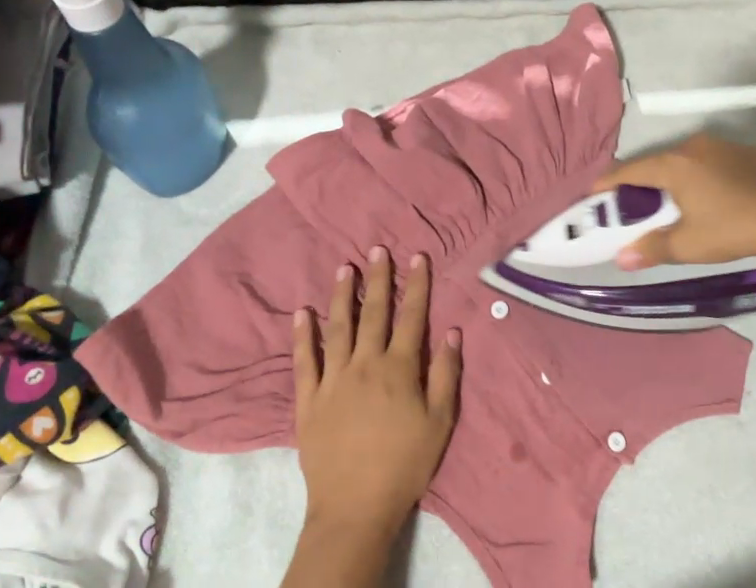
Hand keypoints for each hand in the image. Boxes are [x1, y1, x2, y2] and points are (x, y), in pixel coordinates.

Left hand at [293, 247, 462, 534]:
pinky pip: (304, 360)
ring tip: (345, 268)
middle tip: (378, 249)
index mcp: (399, 368)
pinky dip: (303, 335)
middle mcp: (365, 364)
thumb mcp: (440, 420)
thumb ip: (446, 373)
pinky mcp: (308, 399)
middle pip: (374, 313)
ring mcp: (333, 380)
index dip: (416, 284)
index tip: (418, 257)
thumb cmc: (406, 463)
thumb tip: (453, 331)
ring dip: (343, 295)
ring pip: (338, 328)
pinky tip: (303, 313)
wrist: (356, 505)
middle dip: (378, 279)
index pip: (412, 316)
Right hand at [596, 133, 755, 271]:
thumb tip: (621, 257)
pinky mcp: (747, 153)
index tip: (593, 196)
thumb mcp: (689, 245)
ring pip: (685, 161)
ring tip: (670, 205)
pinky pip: (709, 163)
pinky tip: (709, 199)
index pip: (631, 170)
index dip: (609, 184)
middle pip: (657, 163)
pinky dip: (699, 178)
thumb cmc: (735, 229)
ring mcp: (723, 146)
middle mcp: (694, 146)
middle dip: (641, 184)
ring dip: (672, 179)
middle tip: (632, 207)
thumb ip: (652, 248)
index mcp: (675, 164)